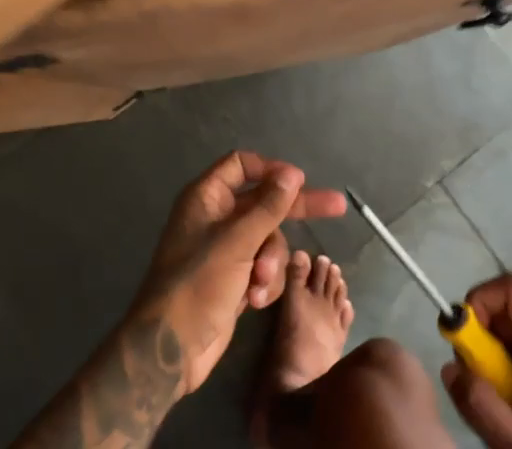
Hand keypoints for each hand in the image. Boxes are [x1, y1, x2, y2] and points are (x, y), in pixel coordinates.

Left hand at [130, 151, 345, 393]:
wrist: (174, 346)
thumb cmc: (198, 283)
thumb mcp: (238, 241)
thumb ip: (268, 206)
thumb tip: (292, 173)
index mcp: (207, 198)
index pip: (241, 166)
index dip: (270, 170)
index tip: (299, 181)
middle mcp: (217, 218)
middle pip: (264, 203)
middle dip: (294, 212)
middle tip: (337, 207)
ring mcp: (227, 250)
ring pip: (269, 241)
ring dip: (271, 263)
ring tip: (259, 284)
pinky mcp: (236, 279)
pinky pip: (265, 268)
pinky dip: (265, 283)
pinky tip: (255, 302)